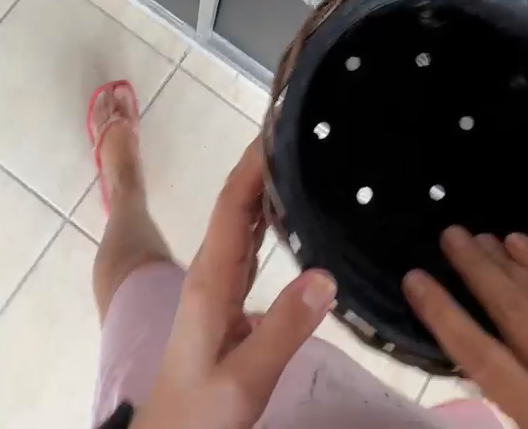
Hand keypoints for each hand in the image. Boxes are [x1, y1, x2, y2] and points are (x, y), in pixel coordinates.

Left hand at [132, 142, 338, 428]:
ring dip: (265, 184)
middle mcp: (213, 268)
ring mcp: (219, 281)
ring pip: (243, 217)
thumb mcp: (245, 380)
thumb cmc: (202, 412)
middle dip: (263, 162)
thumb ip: (283, 329)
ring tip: (299, 154)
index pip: (233, 204)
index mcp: (212, 277)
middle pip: (238, 201)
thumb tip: (324, 273)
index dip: (253, 163)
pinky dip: (268, 215)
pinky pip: (251, 242)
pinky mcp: (229, 296)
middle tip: (300, 130)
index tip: (279, 127)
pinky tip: (289, 207)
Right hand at [404, 226, 527, 428]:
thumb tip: (477, 352)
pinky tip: (522, 244)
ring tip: (476, 236)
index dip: (443, 314)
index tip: (415, 279)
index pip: (481, 356)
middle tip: (448, 236)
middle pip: (514, 312)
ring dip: (507, 261)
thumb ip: (513, 405)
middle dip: (474, 270)